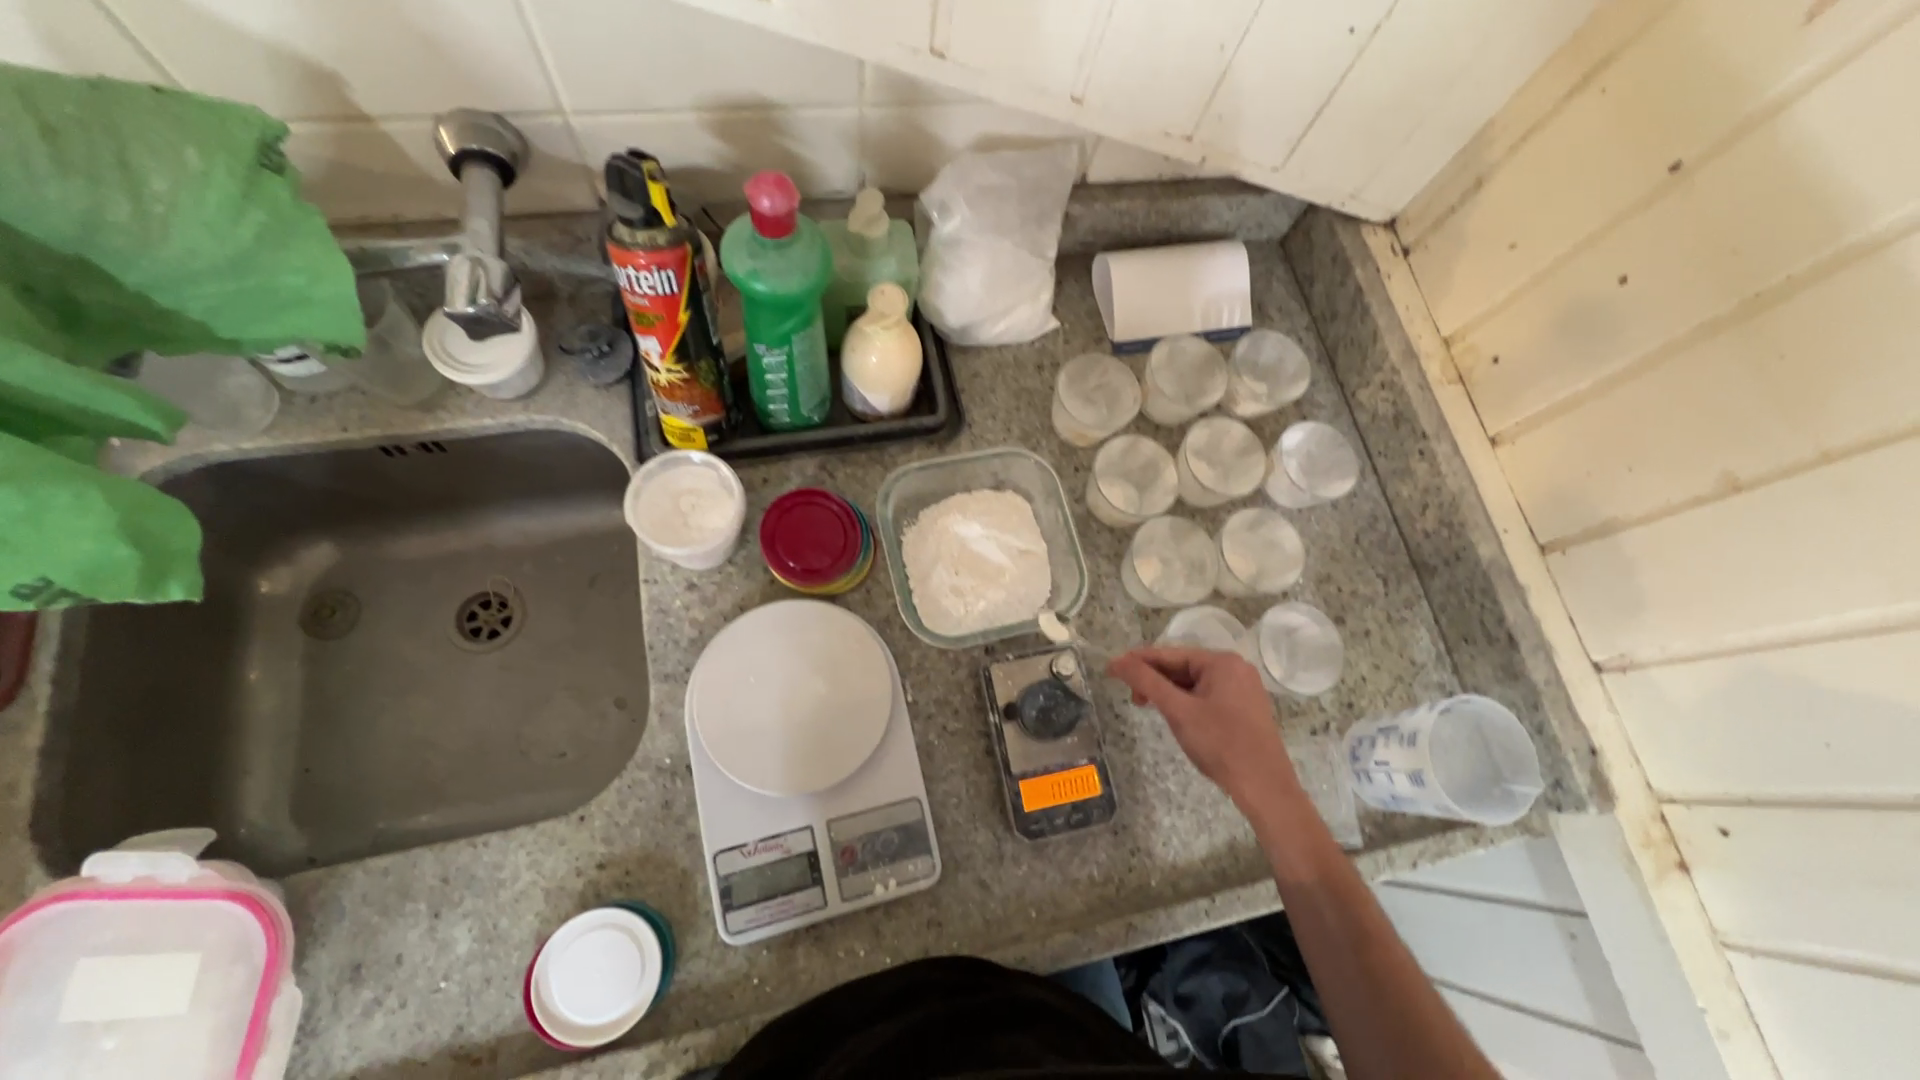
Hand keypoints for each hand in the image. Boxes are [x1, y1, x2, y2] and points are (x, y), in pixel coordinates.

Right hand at [1107, 646, 1299, 806]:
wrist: (1264, 785)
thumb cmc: (1220, 744)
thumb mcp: (1178, 710)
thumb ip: (1146, 682)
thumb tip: (1117, 661)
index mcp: (1222, 662)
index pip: (1170, 654)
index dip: (1138, 661)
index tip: (1111, 669)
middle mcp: (1235, 668)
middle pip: (1183, 667)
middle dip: (1154, 680)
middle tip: (1133, 699)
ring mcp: (1243, 689)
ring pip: (1194, 683)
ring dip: (1169, 693)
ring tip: (1149, 708)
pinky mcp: (1245, 708)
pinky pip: (1208, 696)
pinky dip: (1187, 703)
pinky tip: (1175, 716)